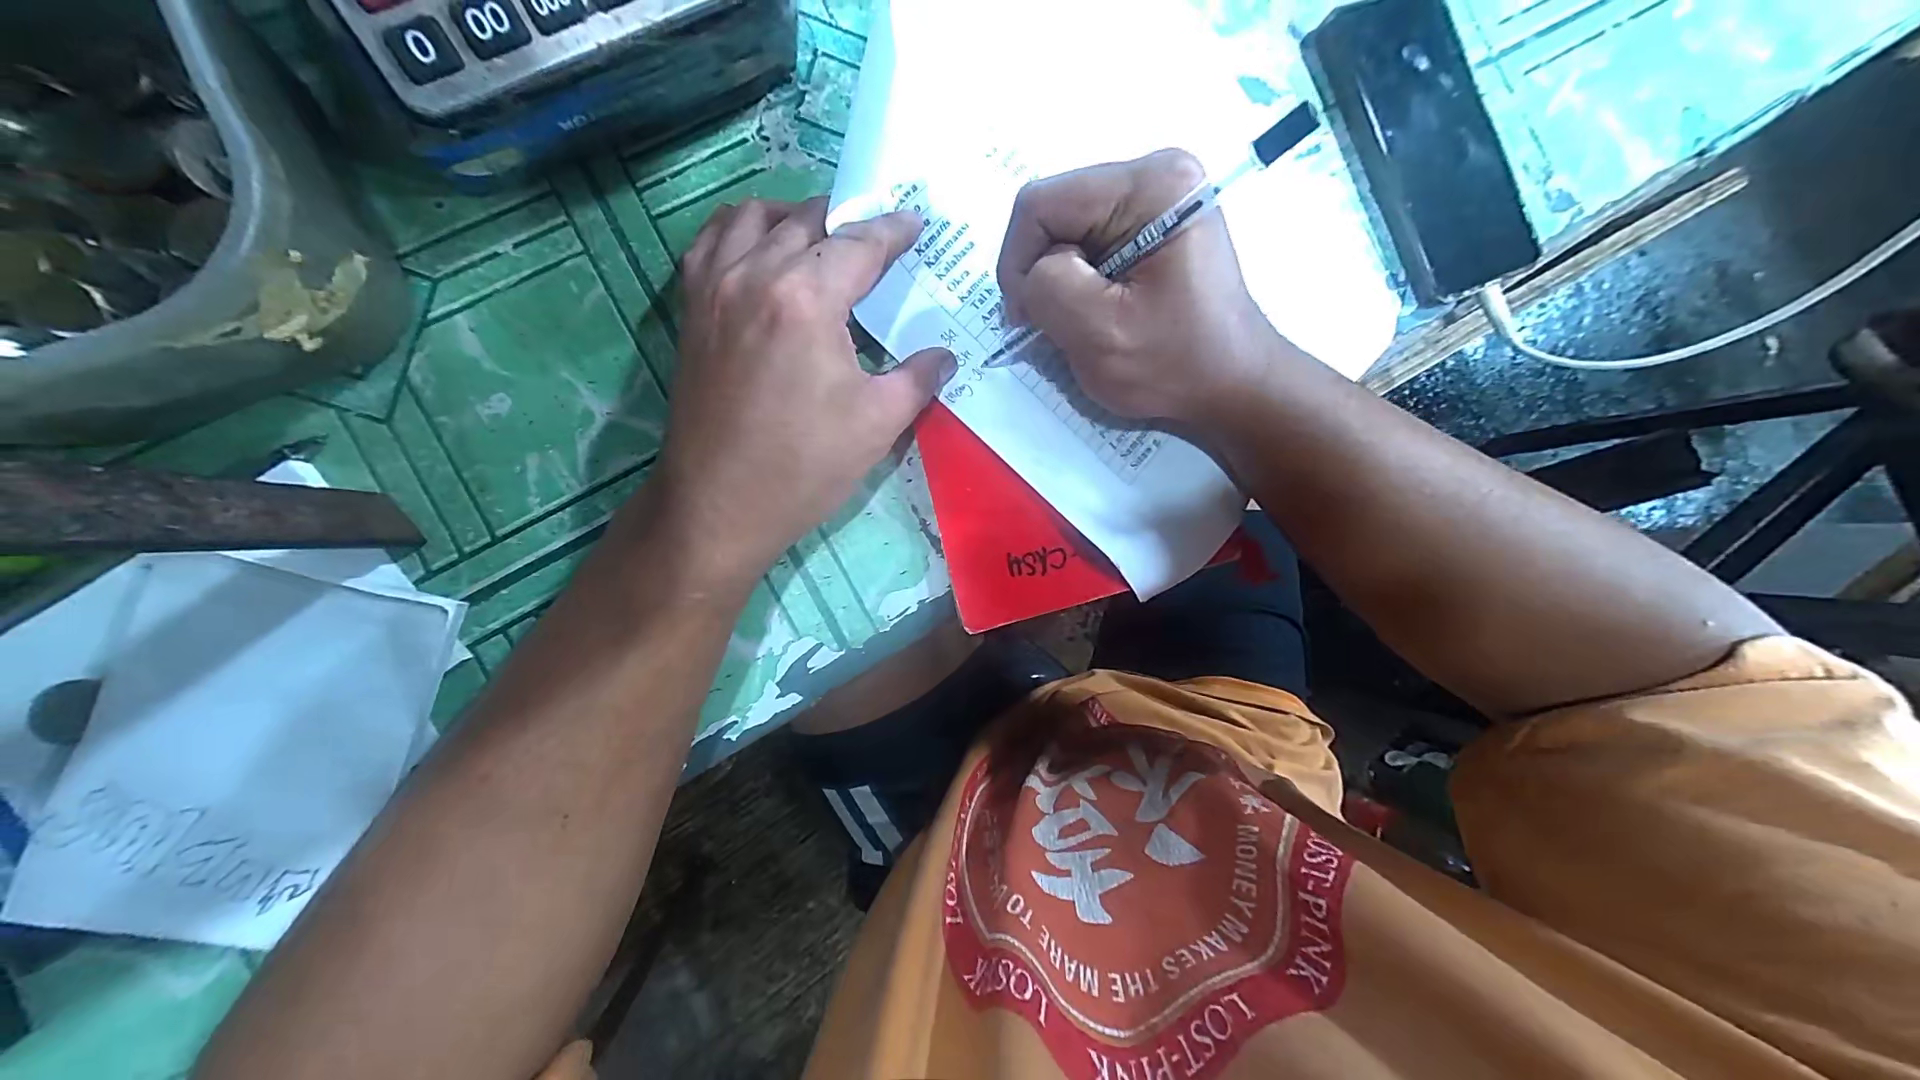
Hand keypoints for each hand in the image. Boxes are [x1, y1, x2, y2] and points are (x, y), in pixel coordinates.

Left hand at [649, 196, 954, 590]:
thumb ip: (918, 378)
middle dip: (848, 222)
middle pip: (808, 222)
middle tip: (876, 239)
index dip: (893, 231)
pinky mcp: (692, 310)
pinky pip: (711, 243)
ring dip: (793, 216)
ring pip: (754, 218)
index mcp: (806, 299)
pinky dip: (740, 231)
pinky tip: (759, 250)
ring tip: (819, 236)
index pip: (859, 245)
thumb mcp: (878, 423)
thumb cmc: (803, 467)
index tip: (915, 224)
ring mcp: (714, 289)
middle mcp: (754, 275)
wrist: (719, 505)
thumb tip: (945, 357)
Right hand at [997, 149, 1303, 425]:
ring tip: (1083, 322)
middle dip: (1042, 273)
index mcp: (1150, 186)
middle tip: (1056, 326)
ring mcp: (1156, 196)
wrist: (1233, 385)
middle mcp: (1155, 173)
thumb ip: (1048, 288)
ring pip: (1066, 231)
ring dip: (1061, 282)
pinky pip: (1088, 243)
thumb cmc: (1174, 365)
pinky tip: (1100, 311)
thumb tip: (1032, 273)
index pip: (1039, 205)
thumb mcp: (1099, 334)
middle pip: (1053, 213)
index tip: (1028, 319)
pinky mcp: (1153, 222)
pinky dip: (1080, 282)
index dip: (1018, 263)